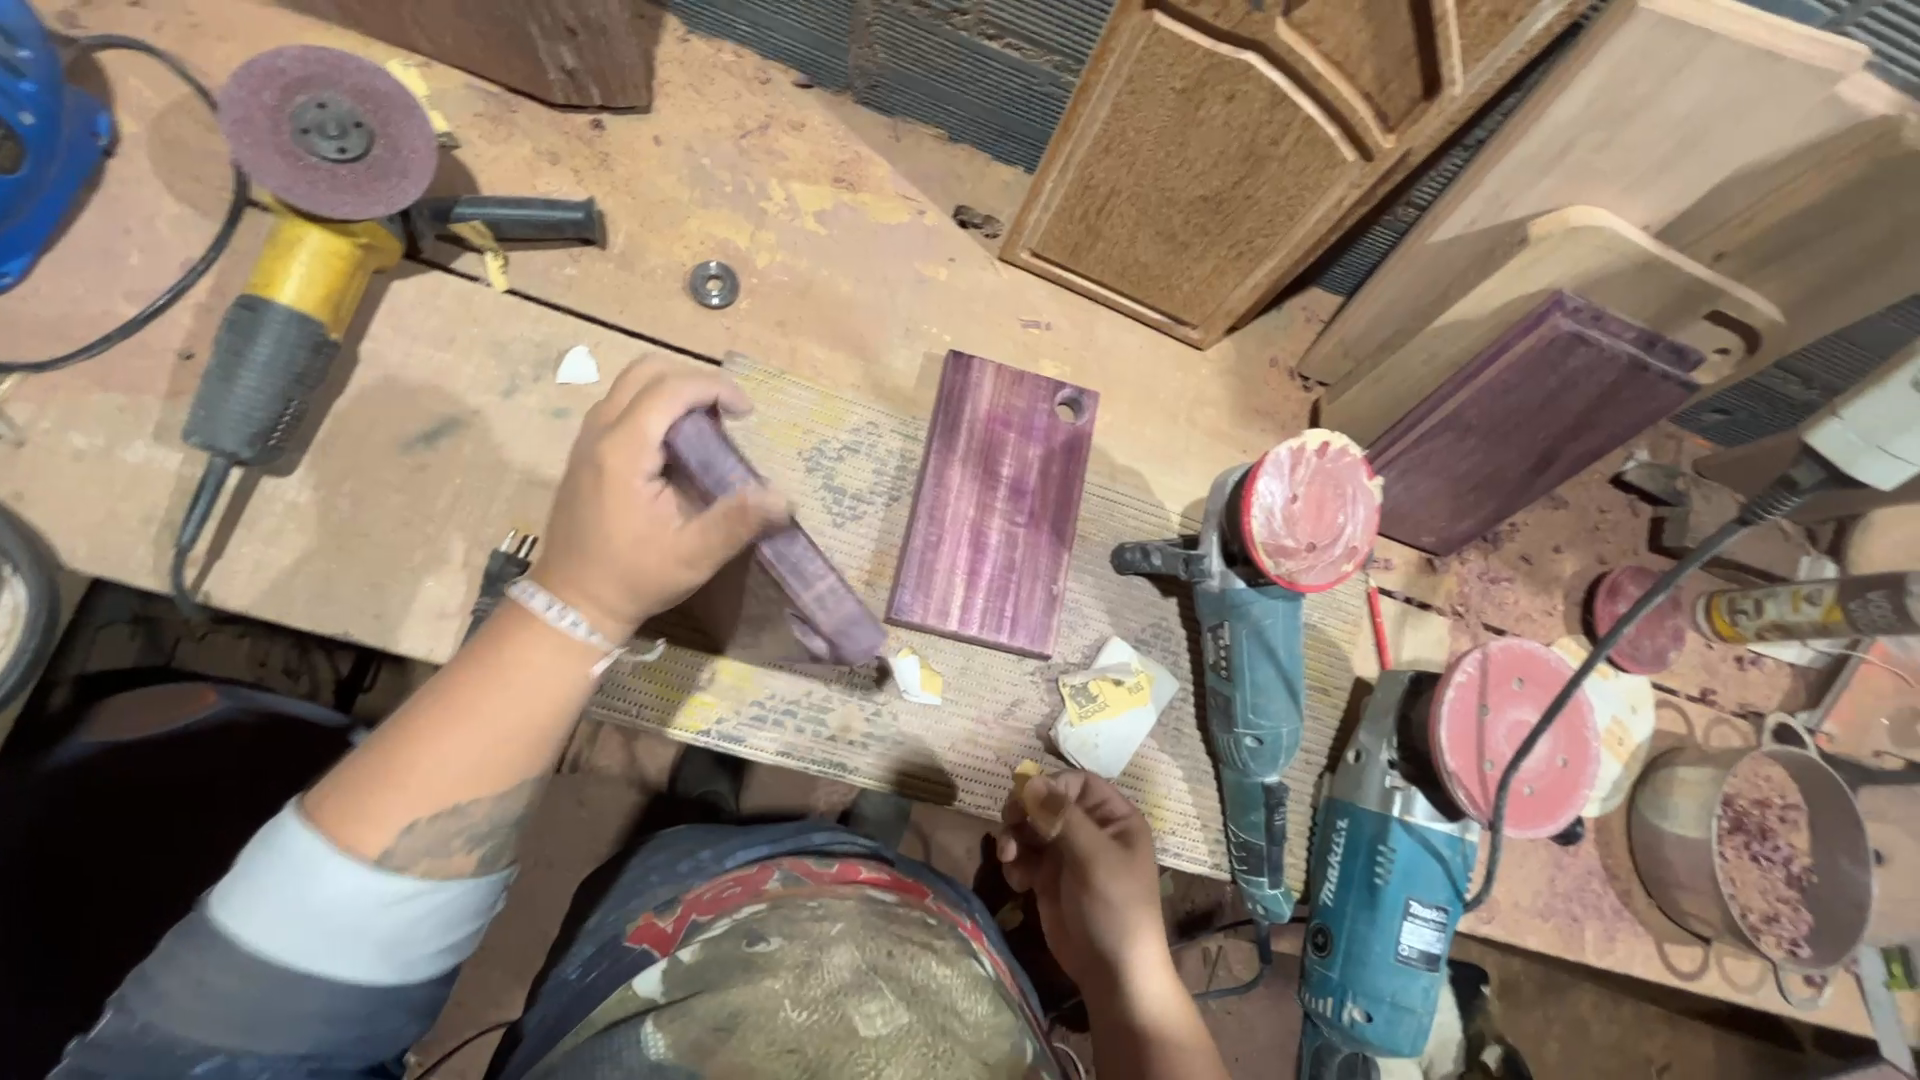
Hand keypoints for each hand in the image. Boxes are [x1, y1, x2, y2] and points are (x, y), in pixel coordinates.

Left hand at [531, 358, 789, 638]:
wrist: (572, 603)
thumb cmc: (632, 578)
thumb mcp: (692, 556)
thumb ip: (737, 521)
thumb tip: (783, 499)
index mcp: (623, 451)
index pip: (669, 389)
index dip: (714, 388)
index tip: (747, 412)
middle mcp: (599, 434)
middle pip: (644, 372)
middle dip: (692, 381)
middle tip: (727, 413)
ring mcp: (587, 442)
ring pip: (630, 387)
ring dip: (673, 393)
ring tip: (708, 428)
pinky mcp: (586, 455)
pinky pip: (623, 409)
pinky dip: (656, 410)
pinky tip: (679, 448)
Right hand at [997, 770, 1173, 993]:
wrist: (1112, 974)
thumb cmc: (1115, 909)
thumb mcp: (1094, 858)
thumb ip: (1062, 818)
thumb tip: (1030, 779)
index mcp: (1115, 818)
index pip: (1078, 783)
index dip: (1051, 786)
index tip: (1026, 799)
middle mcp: (1091, 830)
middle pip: (1048, 802)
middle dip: (1025, 812)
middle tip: (1007, 821)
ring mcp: (1068, 854)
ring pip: (1031, 827)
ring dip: (1014, 837)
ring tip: (1008, 858)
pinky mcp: (1049, 878)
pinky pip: (1025, 856)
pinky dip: (1016, 864)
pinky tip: (1018, 882)